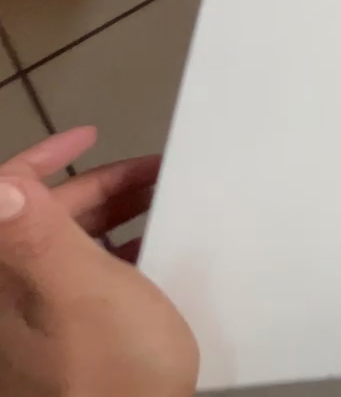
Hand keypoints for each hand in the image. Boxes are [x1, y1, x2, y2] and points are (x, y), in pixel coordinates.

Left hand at [0, 127, 196, 396]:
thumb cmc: (109, 364)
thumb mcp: (82, 295)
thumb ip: (37, 242)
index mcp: (6, 279)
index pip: (3, 200)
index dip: (38, 160)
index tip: (88, 134)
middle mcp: (9, 294)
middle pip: (37, 218)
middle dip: (97, 184)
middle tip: (161, 170)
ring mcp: (32, 315)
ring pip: (64, 242)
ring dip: (113, 212)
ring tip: (167, 202)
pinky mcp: (62, 329)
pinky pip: (83, 269)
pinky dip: (119, 245)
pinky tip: (155, 251)